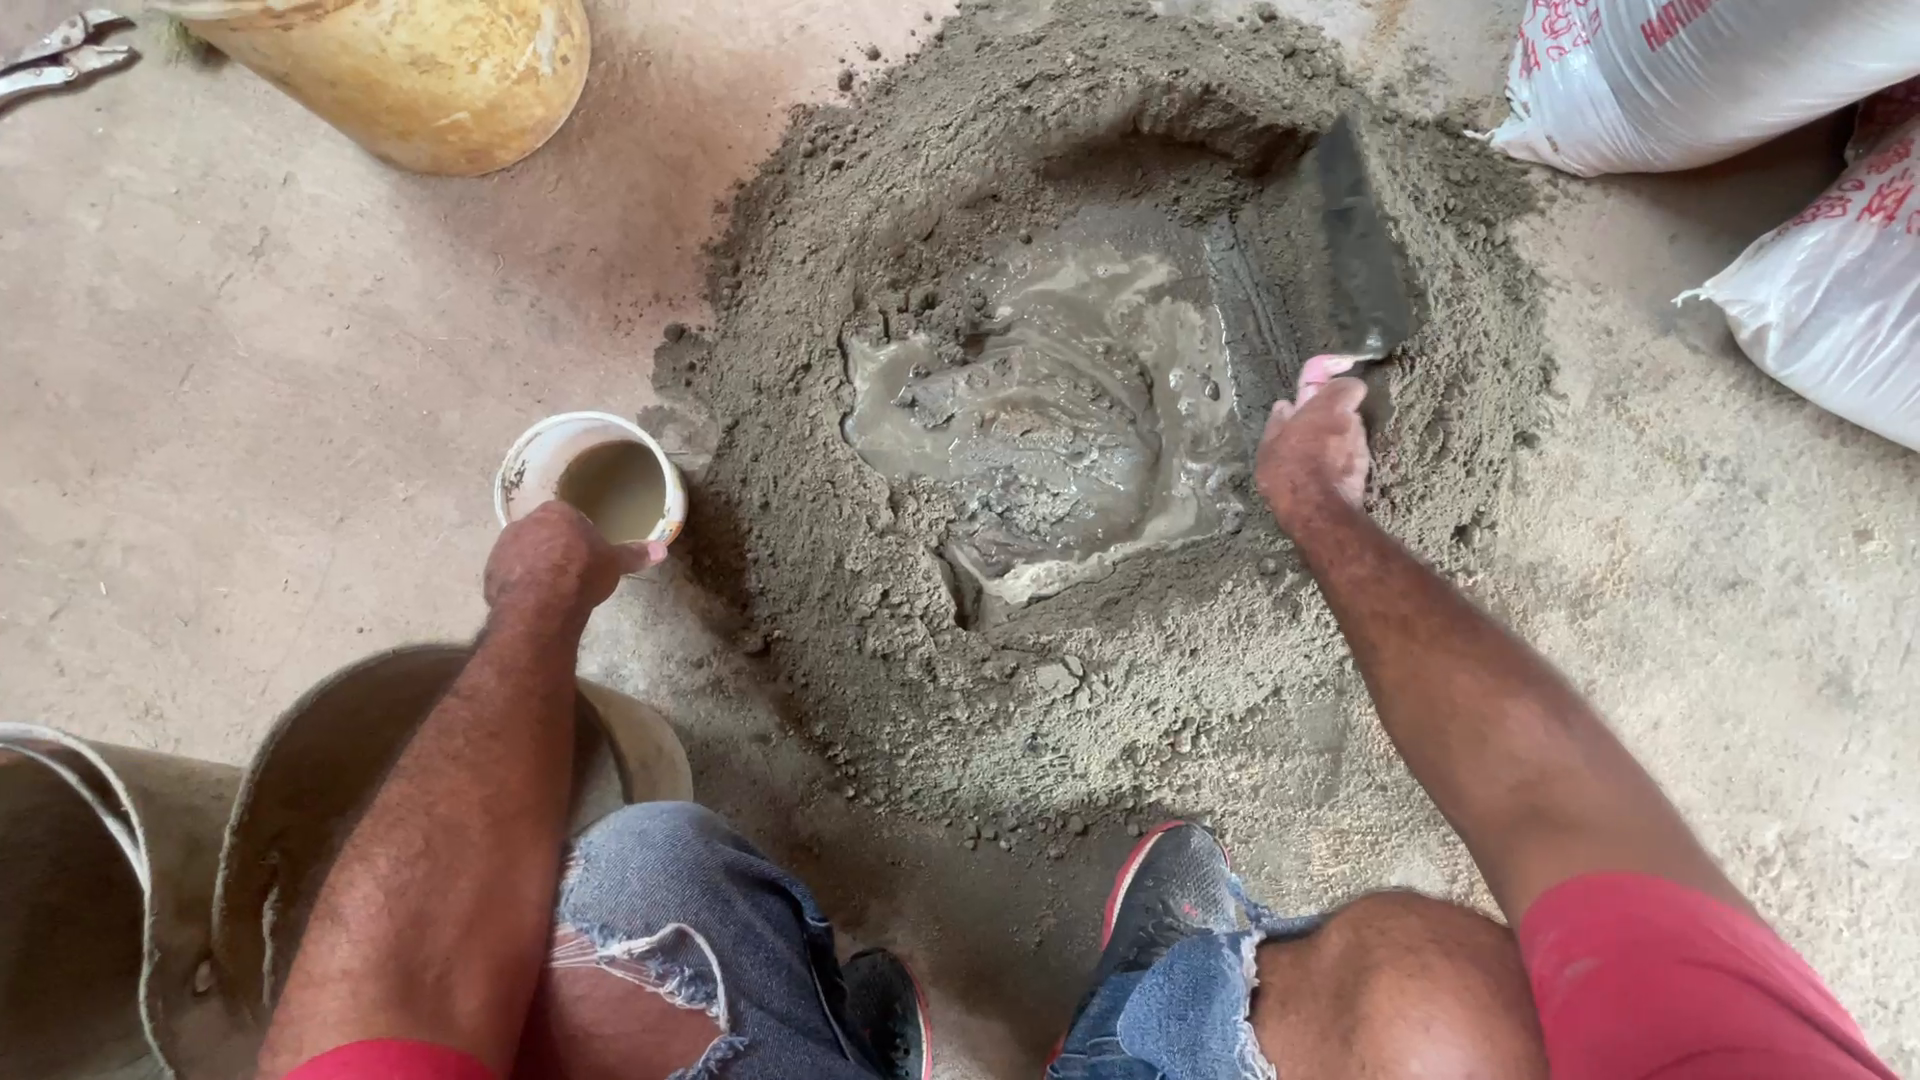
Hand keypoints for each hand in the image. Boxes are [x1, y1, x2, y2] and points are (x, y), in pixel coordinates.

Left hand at [483, 501, 666, 631]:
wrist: (543, 603)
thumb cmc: (582, 573)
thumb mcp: (615, 563)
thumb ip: (634, 554)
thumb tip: (662, 549)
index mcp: (556, 512)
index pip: (568, 517)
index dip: (578, 534)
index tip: (587, 552)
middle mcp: (524, 522)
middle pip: (543, 533)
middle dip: (554, 548)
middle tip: (571, 571)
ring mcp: (503, 547)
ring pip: (524, 553)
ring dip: (535, 566)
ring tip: (554, 589)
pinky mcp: (490, 573)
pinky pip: (510, 574)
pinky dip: (521, 584)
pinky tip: (537, 600)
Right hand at [1255, 354, 1370, 532]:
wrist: (1316, 511)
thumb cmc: (1287, 471)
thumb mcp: (1268, 447)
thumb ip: (1278, 423)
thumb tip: (1283, 406)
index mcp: (1327, 409)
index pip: (1349, 386)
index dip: (1337, 391)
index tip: (1320, 400)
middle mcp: (1351, 423)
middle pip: (1347, 413)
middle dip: (1332, 420)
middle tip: (1309, 434)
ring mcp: (1361, 447)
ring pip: (1350, 436)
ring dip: (1336, 442)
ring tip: (1314, 459)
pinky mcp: (1365, 470)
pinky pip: (1351, 457)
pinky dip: (1340, 462)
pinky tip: (1322, 476)